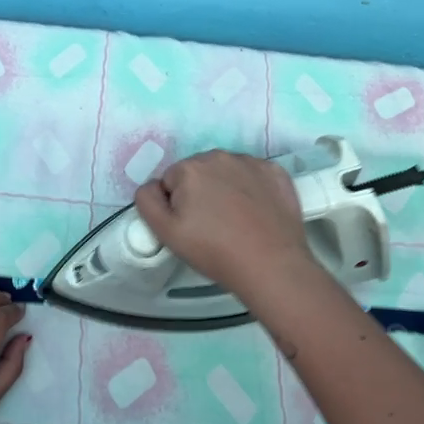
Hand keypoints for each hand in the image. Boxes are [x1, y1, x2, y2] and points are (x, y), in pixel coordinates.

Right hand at [133, 149, 315, 298]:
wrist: (273, 267)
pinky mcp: (276, 172)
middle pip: (199, 172)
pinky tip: (257, 213)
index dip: (178, 206)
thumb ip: (147, 200)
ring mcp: (251, 162)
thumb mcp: (166, 233)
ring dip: (226, 188)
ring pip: (226, 172)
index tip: (192, 227)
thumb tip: (152, 185)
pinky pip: (254, 175)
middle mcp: (219, 156)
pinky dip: (253, 188)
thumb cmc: (215, 251)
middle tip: (213, 226)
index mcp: (189, 168)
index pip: (171, 181)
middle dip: (201, 193)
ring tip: (236, 222)